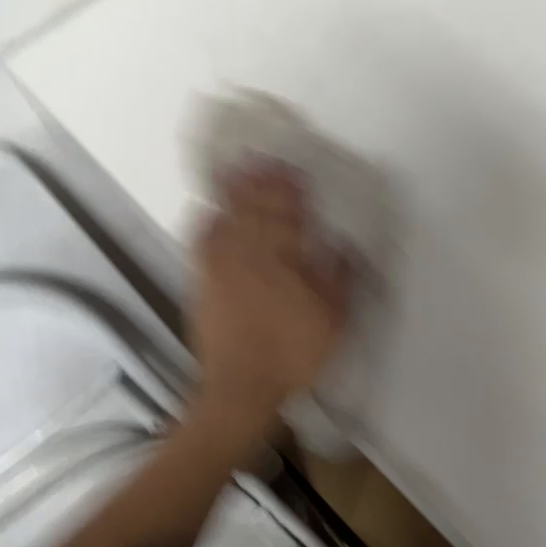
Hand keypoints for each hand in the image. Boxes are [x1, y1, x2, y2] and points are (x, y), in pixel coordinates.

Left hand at [189, 164, 352, 429]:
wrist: (241, 386)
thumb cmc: (292, 355)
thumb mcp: (333, 322)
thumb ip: (340, 281)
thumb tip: (343, 247)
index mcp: (283, 259)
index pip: (288, 214)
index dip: (291, 190)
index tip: (295, 170)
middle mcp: (249, 253)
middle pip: (255, 208)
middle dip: (262, 182)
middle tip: (266, 159)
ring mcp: (220, 266)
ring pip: (227, 217)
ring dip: (234, 192)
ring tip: (238, 170)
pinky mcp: (202, 283)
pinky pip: (202, 241)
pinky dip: (207, 222)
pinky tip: (209, 211)